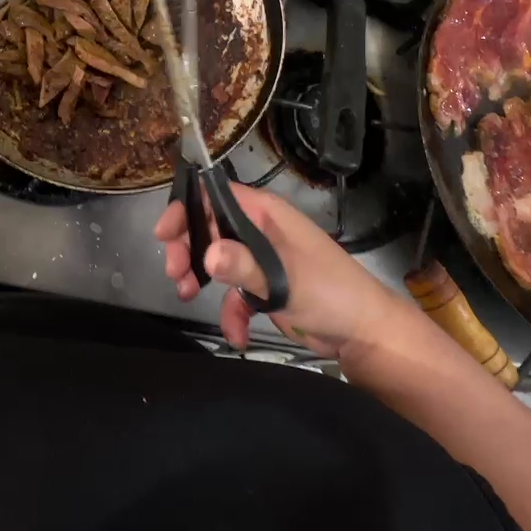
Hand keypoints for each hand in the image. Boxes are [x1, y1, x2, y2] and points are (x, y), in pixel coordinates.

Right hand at [155, 183, 409, 358]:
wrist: (365, 334)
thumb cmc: (331, 292)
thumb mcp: (286, 278)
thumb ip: (245, 265)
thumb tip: (207, 254)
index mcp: (265, 213)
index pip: (215, 196)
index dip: (186, 208)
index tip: (165, 233)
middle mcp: (260, 230)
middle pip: (209, 227)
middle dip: (187, 248)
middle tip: (175, 272)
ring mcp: (261, 259)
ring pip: (216, 259)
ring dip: (198, 276)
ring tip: (185, 295)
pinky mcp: (265, 288)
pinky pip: (235, 295)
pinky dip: (230, 313)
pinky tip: (235, 334)